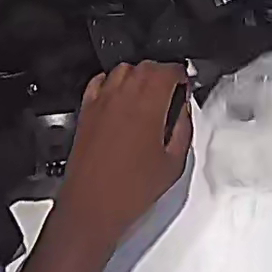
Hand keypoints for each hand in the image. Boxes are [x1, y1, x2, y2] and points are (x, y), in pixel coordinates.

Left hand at [46, 61, 192, 269]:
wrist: (92, 205)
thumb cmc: (130, 190)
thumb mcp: (173, 163)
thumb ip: (183, 129)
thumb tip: (184, 112)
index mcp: (148, 105)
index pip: (168, 70)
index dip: (181, 74)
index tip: (185, 83)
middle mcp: (122, 96)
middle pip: (145, 66)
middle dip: (162, 73)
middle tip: (172, 90)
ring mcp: (101, 101)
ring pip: (123, 70)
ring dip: (138, 76)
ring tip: (148, 96)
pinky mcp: (86, 110)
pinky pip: (100, 82)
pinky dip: (113, 83)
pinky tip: (120, 98)